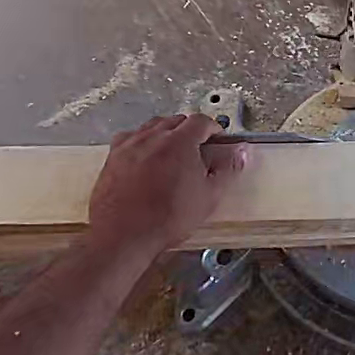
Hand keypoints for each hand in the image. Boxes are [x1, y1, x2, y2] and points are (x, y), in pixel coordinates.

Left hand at [86, 114, 248, 256]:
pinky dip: (141, 141)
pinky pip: (130, 138)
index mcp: (180, 141)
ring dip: (165, 132)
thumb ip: (227, 170)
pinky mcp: (113, 156)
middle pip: (176, 120)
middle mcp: (153, 136)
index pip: (200, 121)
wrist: (124, 234)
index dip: (212, 128)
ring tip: (172, 151)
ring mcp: (130, 144)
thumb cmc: (167, 217)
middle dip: (189, 129)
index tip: (216, 138)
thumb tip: (241, 154)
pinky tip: (144, 156)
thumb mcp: (209, 196)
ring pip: (152, 126)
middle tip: (197, 146)